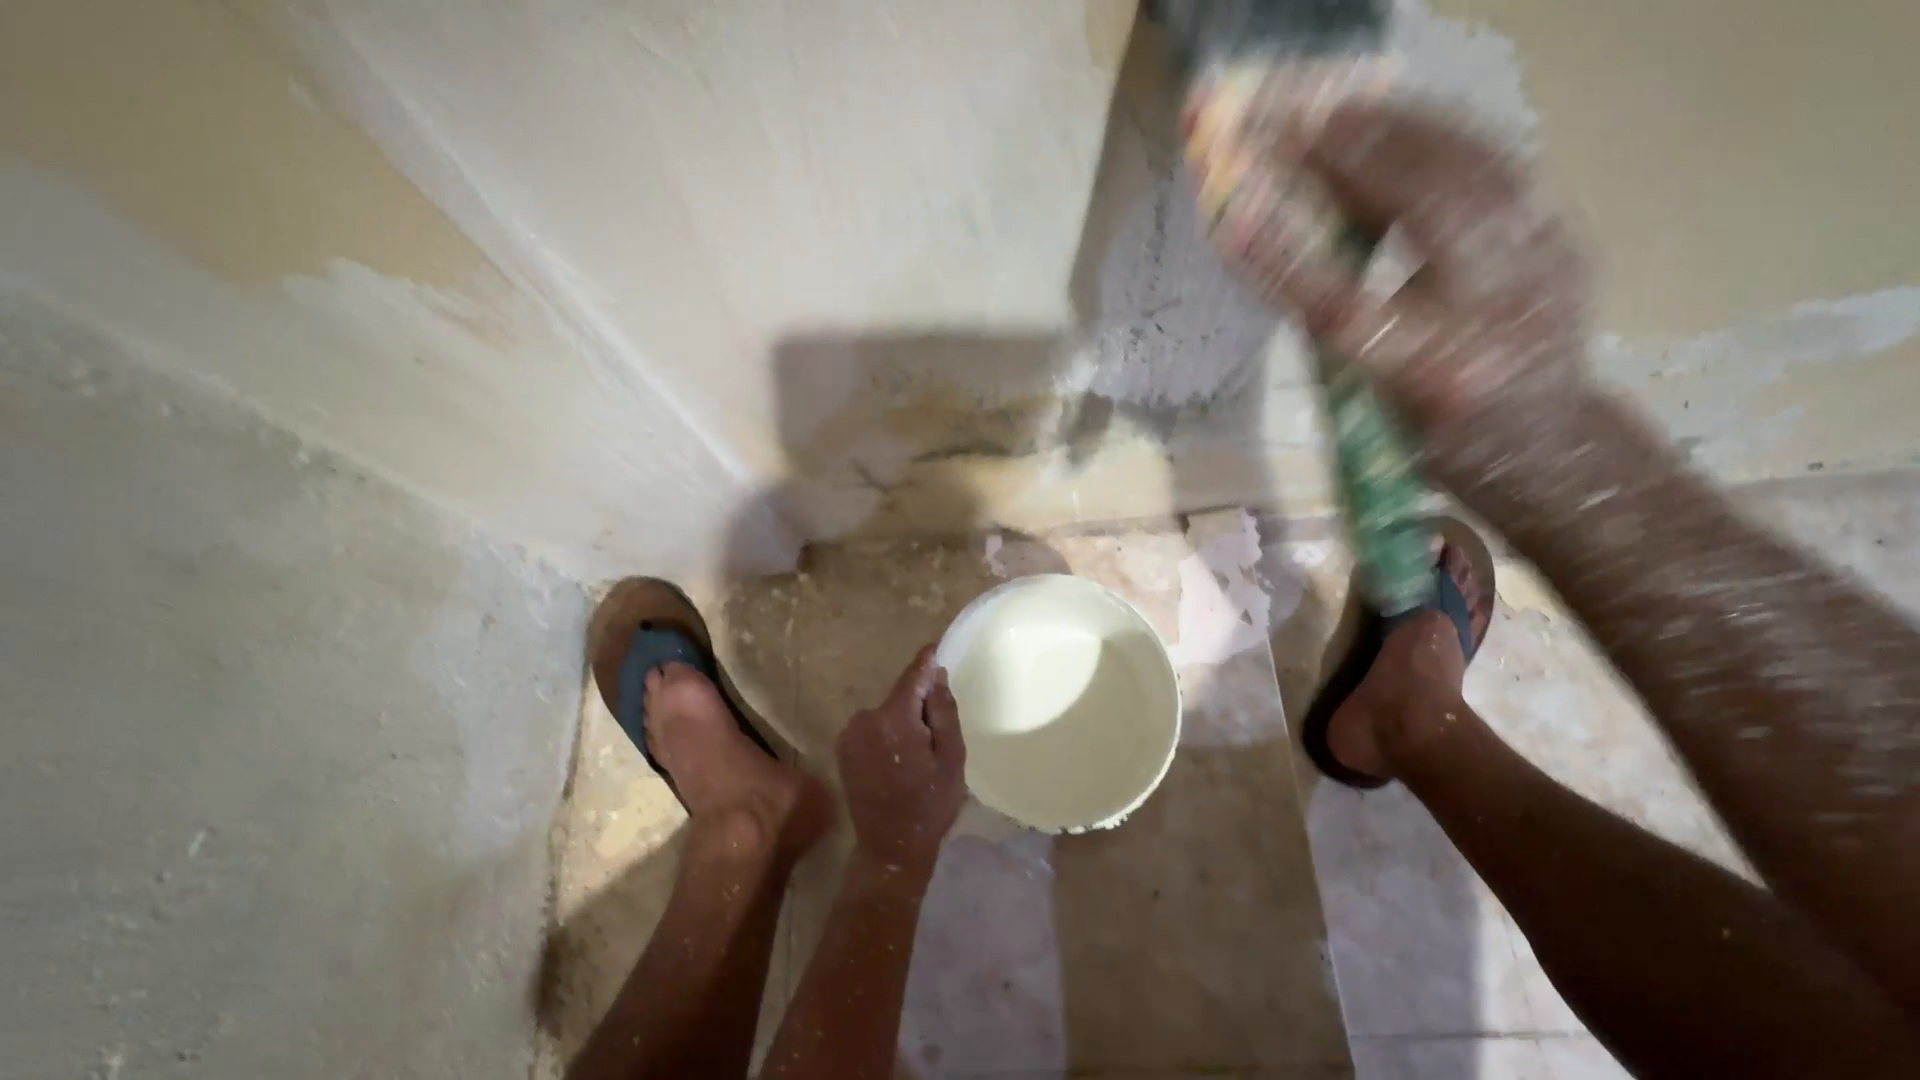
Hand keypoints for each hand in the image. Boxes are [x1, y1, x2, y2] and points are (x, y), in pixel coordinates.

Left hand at [836, 645, 966, 876]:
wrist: (892, 846)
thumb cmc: (930, 804)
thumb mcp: (952, 758)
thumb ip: (943, 712)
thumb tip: (936, 676)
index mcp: (893, 720)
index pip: (912, 678)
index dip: (926, 662)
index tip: (936, 646)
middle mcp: (864, 719)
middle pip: (900, 698)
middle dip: (919, 705)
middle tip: (937, 734)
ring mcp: (849, 735)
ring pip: (887, 714)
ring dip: (903, 722)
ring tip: (918, 756)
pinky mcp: (843, 748)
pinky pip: (873, 729)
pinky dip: (888, 735)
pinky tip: (899, 761)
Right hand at [1197, 91, 1593, 442]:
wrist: (1545, 445)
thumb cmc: (1431, 437)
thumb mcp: (1369, 401)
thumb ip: (1332, 324)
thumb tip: (1278, 239)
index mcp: (1436, 378)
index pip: (1344, 309)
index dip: (1281, 261)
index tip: (1229, 215)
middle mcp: (1500, 318)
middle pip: (1429, 211)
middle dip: (1353, 156)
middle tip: (1287, 120)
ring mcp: (1547, 267)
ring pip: (1472, 168)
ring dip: (1395, 129)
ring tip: (1333, 105)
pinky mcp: (1564, 234)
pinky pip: (1496, 162)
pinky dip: (1437, 132)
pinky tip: (1394, 116)